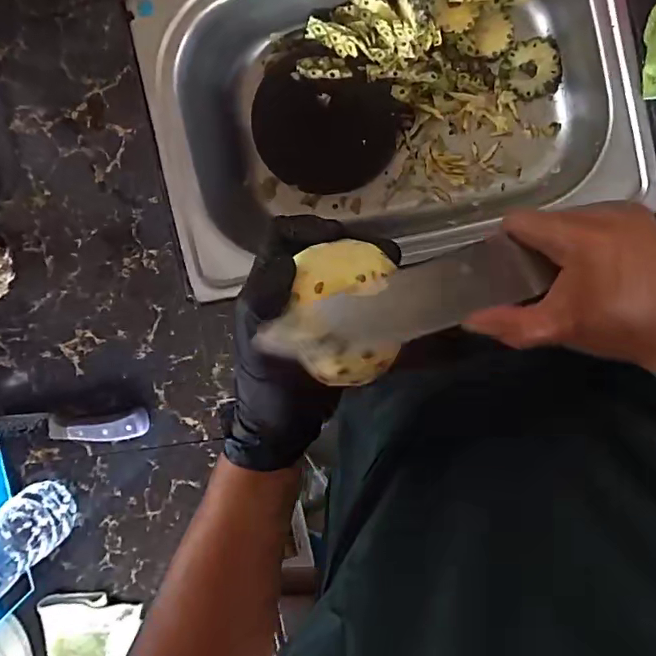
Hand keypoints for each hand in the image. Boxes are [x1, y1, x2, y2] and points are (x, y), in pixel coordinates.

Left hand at [227, 216, 400, 471]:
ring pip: (341, 269)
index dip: (308, 226)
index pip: (282, 237)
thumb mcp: (261, 349)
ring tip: (393, 268)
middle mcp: (291, 288)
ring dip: (367, 263)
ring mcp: (315, 307)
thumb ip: (265, 305)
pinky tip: (394, 295)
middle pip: (320, 247)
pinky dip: (375, 291)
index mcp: (266, 286)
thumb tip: (282, 263)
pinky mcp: (335, 326)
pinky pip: (356, 298)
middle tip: (381, 252)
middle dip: (351, 242)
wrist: (284, 430)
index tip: (339, 234)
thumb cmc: (267, 390)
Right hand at [462, 203, 655, 367]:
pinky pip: (602, 219)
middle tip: (549, 282)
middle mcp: (600, 210)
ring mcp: (626, 210)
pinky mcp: (645, 217)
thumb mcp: (559, 328)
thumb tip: (469, 321)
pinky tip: (606, 266)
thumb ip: (511, 323)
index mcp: (576, 233)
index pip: (520, 222)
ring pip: (574, 218)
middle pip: (548, 220)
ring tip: (579, 275)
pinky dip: (595, 237)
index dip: (510, 246)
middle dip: (542, 246)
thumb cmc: (616, 328)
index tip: (517, 273)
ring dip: (568, 241)